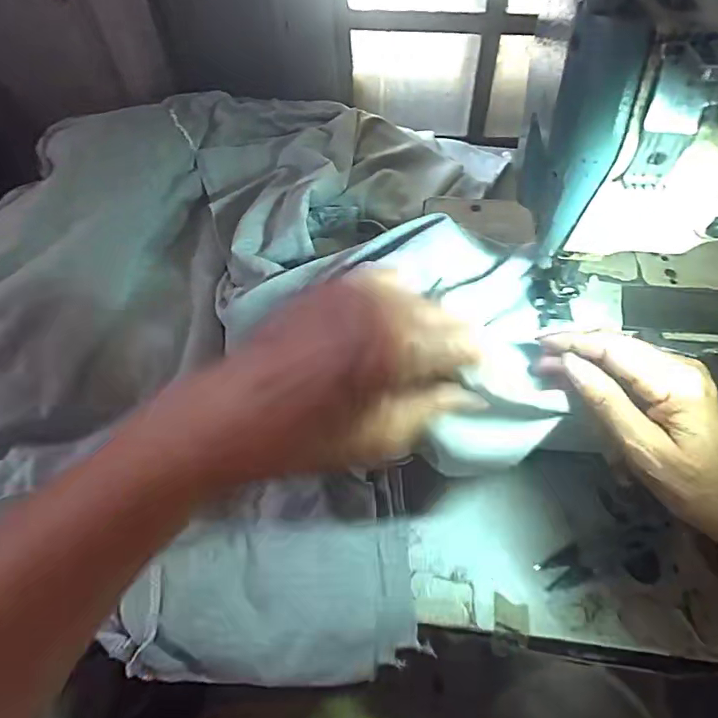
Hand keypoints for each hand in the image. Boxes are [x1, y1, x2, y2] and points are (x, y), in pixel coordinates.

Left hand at [142, 272, 481, 486]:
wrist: (232, 410)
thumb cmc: (303, 437)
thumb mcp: (375, 438)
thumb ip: (427, 411)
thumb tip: (463, 394)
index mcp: (397, 347)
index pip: (460, 343)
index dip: (478, 359)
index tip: (485, 374)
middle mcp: (380, 306)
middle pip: (441, 311)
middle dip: (456, 336)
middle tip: (461, 360)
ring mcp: (352, 289)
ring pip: (413, 291)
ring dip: (427, 315)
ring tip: (426, 342)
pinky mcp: (329, 284)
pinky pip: (379, 278)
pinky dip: (396, 294)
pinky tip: (393, 314)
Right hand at [540, 330, 717, 548]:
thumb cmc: (695, 488)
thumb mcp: (644, 451)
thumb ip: (607, 403)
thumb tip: (571, 364)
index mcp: (676, 381)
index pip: (614, 348)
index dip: (572, 342)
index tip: (538, 344)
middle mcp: (681, 366)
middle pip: (618, 343)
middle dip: (575, 346)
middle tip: (538, 357)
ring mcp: (682, 372)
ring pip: (623, 351)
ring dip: (587, 356)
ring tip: (553, 367)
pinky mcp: (678, 384)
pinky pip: (633, 366)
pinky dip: (604, 369)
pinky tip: (584, 375)